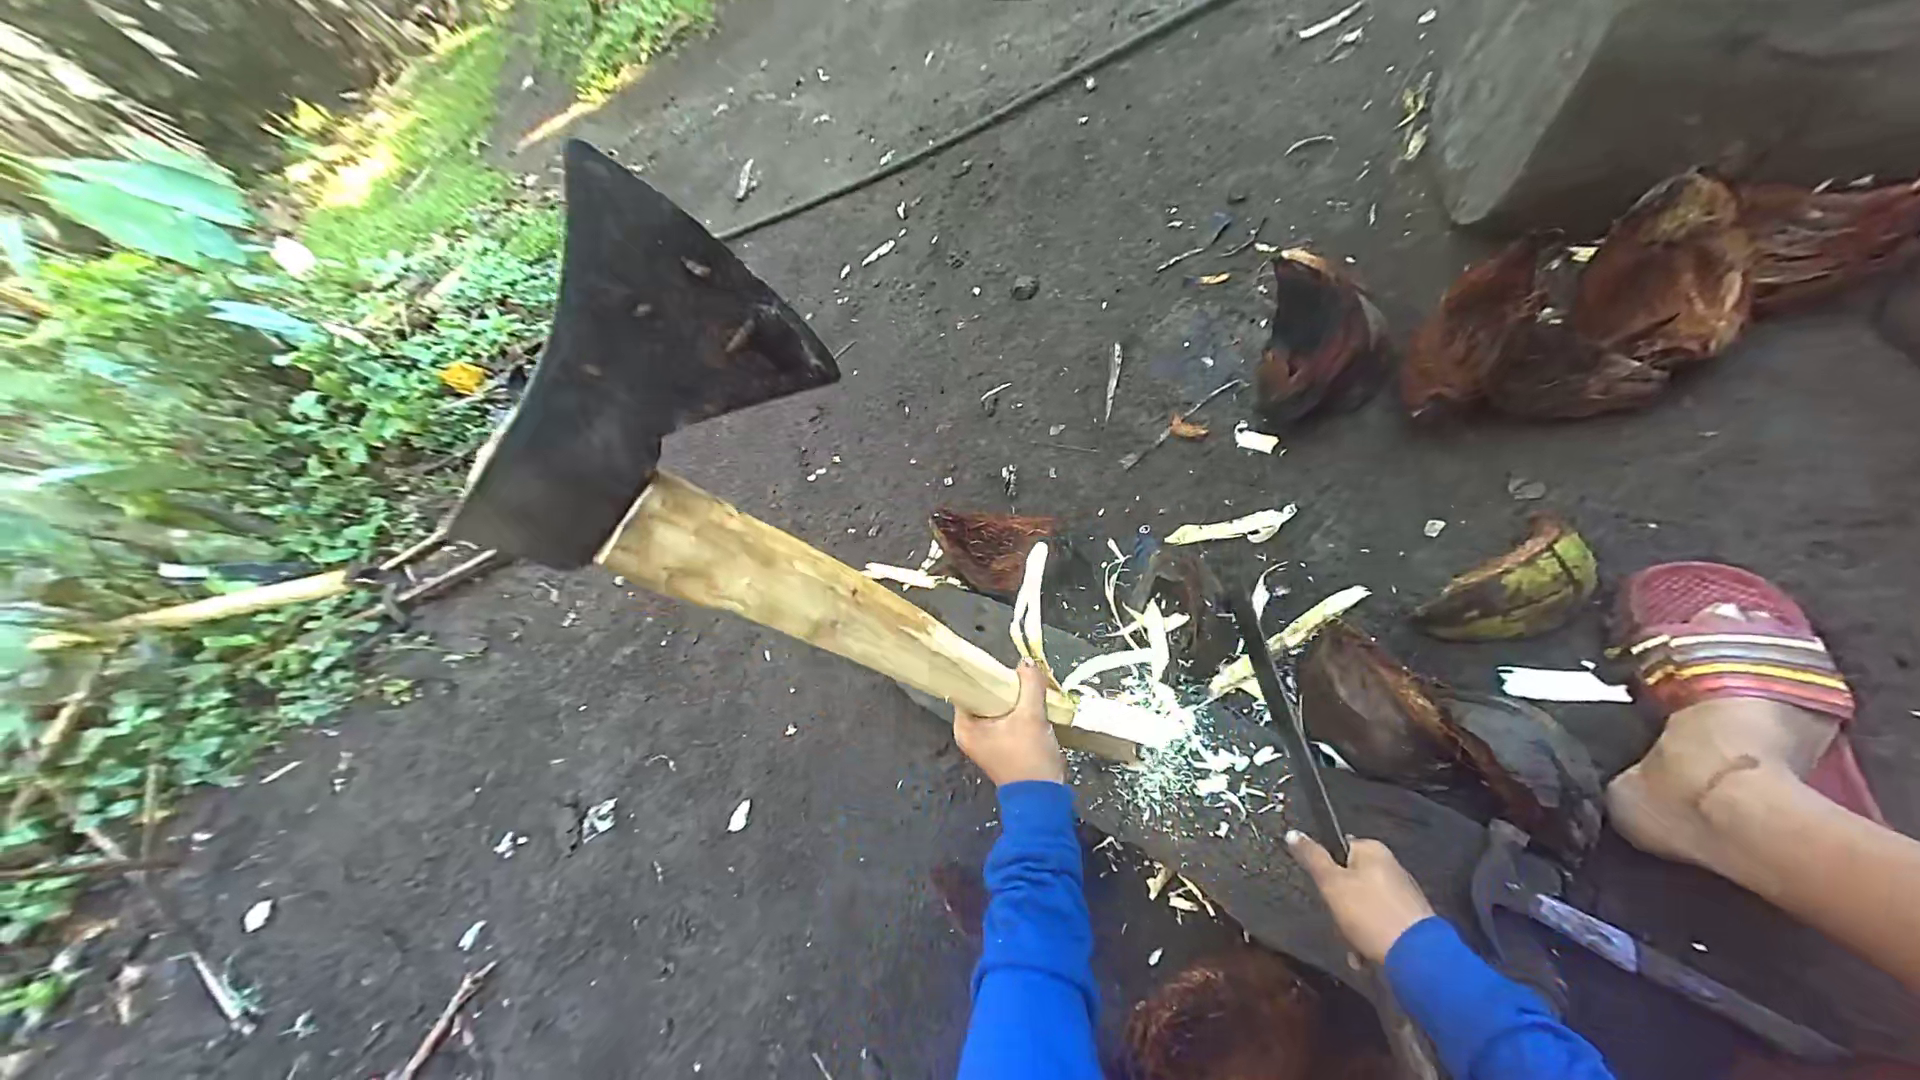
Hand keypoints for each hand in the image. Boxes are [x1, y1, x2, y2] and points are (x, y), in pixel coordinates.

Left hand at [953, 661, 1065, 786]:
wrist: (1043, 799)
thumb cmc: (1029, 757)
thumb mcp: (1031, 716)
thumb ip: (1030, 684)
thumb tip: (1027, 662)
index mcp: (965, 727)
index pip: (966, 688)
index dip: (983, 673)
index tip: (1000, 664)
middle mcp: (970, 733)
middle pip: (983, 696)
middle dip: (1002, 685)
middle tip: (1018, 674)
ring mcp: (985, 741)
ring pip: (997, 707)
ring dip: (1012, 698)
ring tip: (1028, 685)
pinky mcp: (1001, 746)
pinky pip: (1006, 718)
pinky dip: (1017, 710)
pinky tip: (1031, 702)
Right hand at [1287, 832, 1434, 964]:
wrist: (1420, 960)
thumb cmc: (1369, 913)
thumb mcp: (1330, 883)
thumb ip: (1311, 856)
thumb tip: (1292, 833)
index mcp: (1373, 851)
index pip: (1338, 849)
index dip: (1325, 869)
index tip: (1324, 889)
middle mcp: (1392, 867)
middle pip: (1350, 880)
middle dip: (1340, 904)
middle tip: (1338, 920)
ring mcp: (1405, 895)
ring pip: (1365, 905)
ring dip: (1353, 925)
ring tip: (1353, 946)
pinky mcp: (1415, 922)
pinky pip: (1382, 923)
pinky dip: (1371, 937)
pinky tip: (1366, 956)